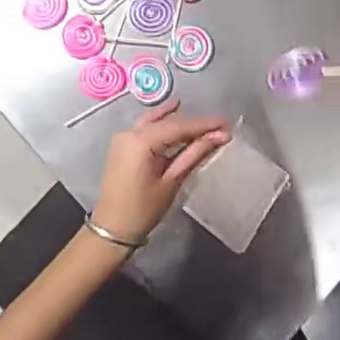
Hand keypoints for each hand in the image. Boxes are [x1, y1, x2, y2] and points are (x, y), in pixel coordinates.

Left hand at [90, 101, 230, 244]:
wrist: (113, 227)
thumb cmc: (143, 208)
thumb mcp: (172, 181)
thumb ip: (194, 154)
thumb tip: (219, 136)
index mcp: (140, 142)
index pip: (178, 127)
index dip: (203, 125)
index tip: (226, 123)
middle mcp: (129, 133)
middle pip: (167, 123)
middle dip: (194, 125)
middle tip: (220, 127)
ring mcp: (123, 138)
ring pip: (156, 122)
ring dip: (179, 121)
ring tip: (203, 122)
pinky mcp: (122, 145)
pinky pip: (145, 128)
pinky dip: (161, 122)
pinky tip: (174, 111)